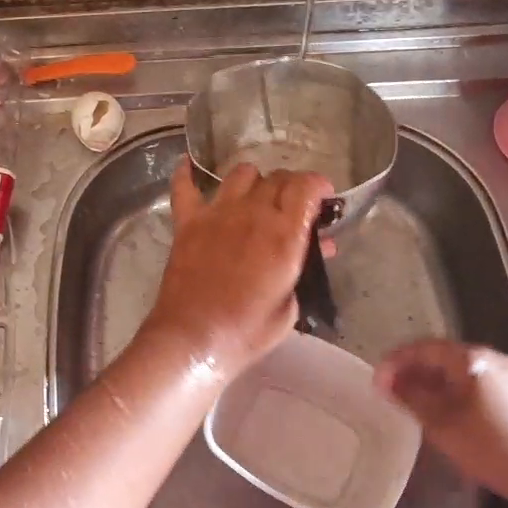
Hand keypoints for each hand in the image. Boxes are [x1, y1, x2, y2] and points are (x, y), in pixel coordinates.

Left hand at [135, 164, 332, 378]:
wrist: (193, 340)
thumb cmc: (247, 332)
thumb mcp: (291, 307)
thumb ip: (304, 268)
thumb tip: (318, 246)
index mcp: (284, 234)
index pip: (306, 186)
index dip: (319, 186)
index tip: (323, 198)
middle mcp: (252, 213)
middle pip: (277, 178)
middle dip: (291, 186)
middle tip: (293, 206)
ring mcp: (216, 213)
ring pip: (240, 174)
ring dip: (254, 182)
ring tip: (255, 198)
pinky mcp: (187, 222)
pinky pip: (184, 186)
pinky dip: (187, 174)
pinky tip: (189, 167)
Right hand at [375, 339, 507, 503]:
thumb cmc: (490, 446)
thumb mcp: (441, 423)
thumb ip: (410, 396)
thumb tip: (387, 381)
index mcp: (472, 358)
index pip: (423, 348)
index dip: (395, 362)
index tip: (376, 381)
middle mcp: (492, 357)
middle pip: (441, 356)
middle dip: (413, 371)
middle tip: (391, 391)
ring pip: (459, 370)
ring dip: (432, 382)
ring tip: (413, 403)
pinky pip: (476, 383)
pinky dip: (453, 391)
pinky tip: (445, 413)